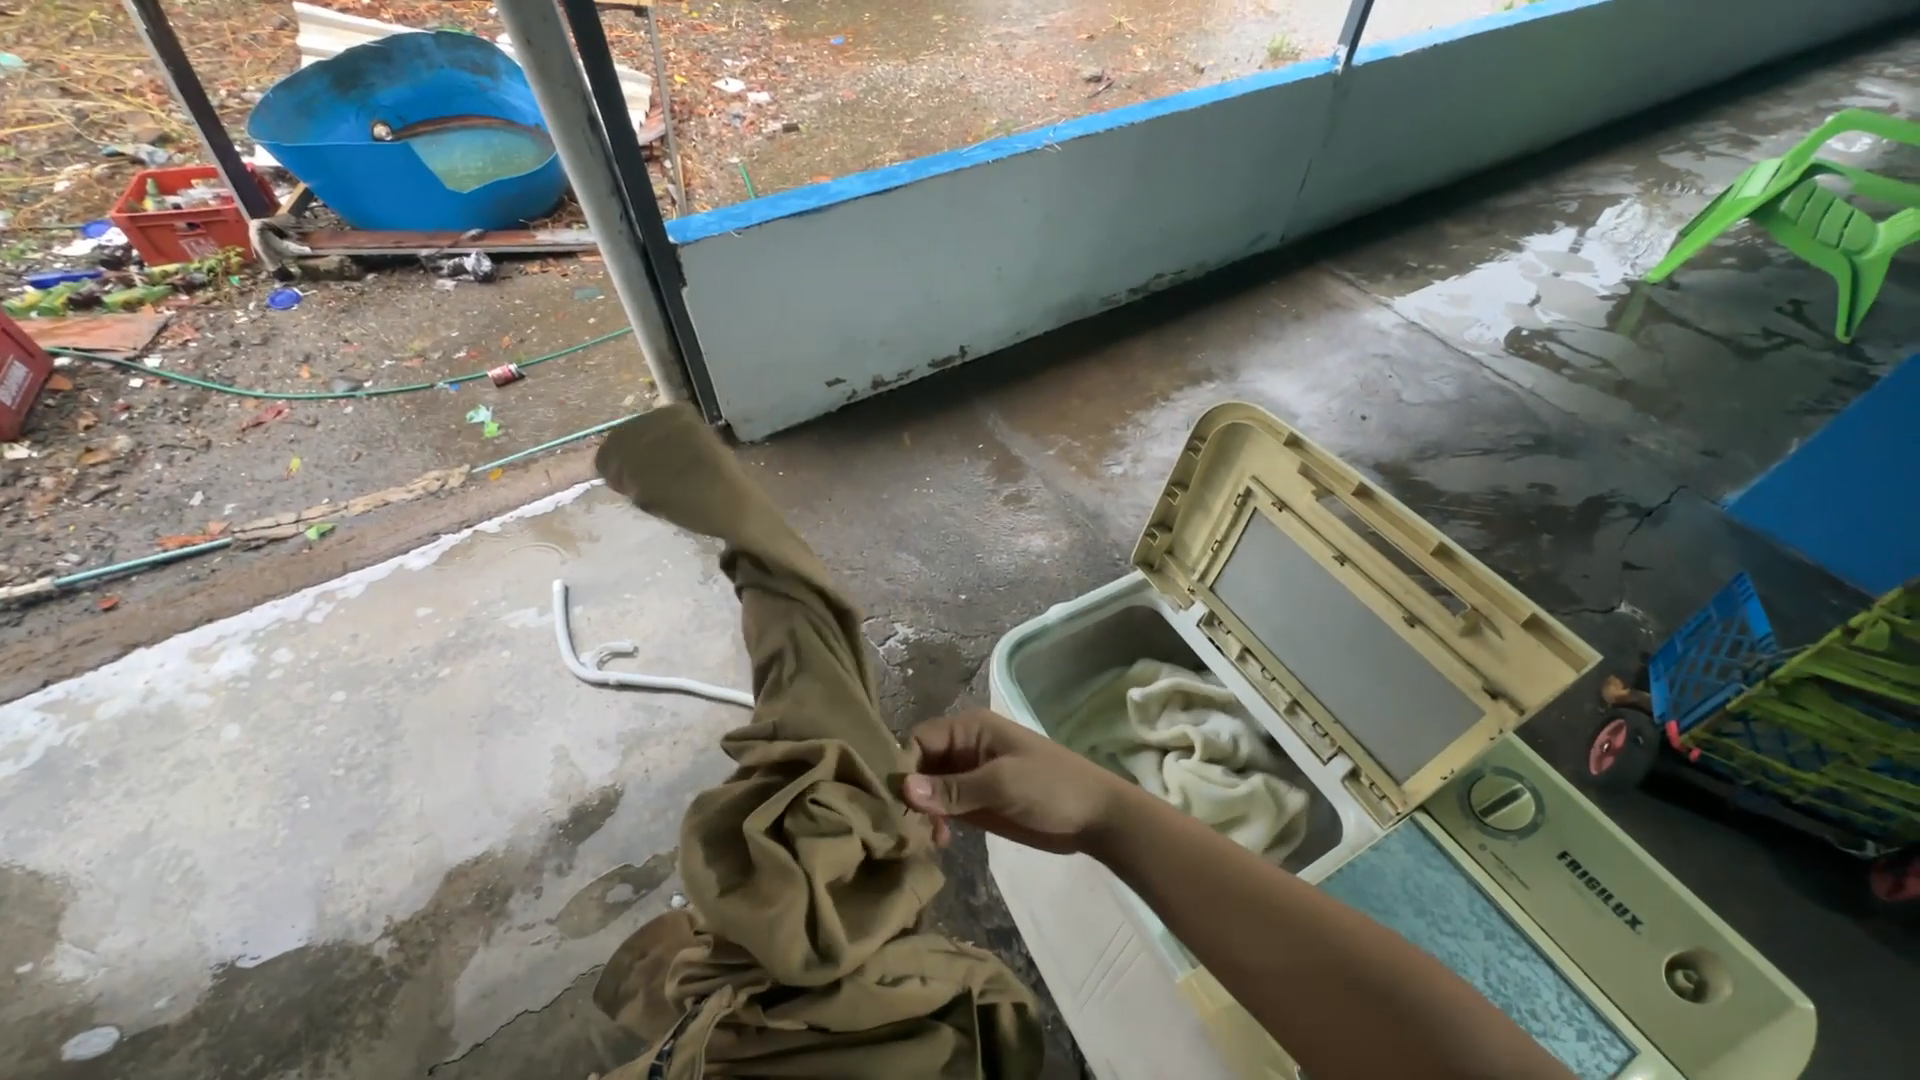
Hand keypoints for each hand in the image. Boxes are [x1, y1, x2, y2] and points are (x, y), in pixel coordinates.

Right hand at [902, 708, 1132, 854]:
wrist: (1095, 817)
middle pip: (919, 764)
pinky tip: (936, 842)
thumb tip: (904, 788)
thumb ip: (953, 789)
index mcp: (969, 729)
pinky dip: (934, 822)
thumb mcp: (1002, 784)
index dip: (903, 766)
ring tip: (919, 839)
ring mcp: (969, 776)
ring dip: (919, 811)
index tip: (891, 801)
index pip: (919, 740)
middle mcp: (963, 748)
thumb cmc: (1051, 787)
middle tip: (901, 828)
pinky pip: (943, 807)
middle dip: (908, 793)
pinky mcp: (976, 802)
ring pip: (927, 789)